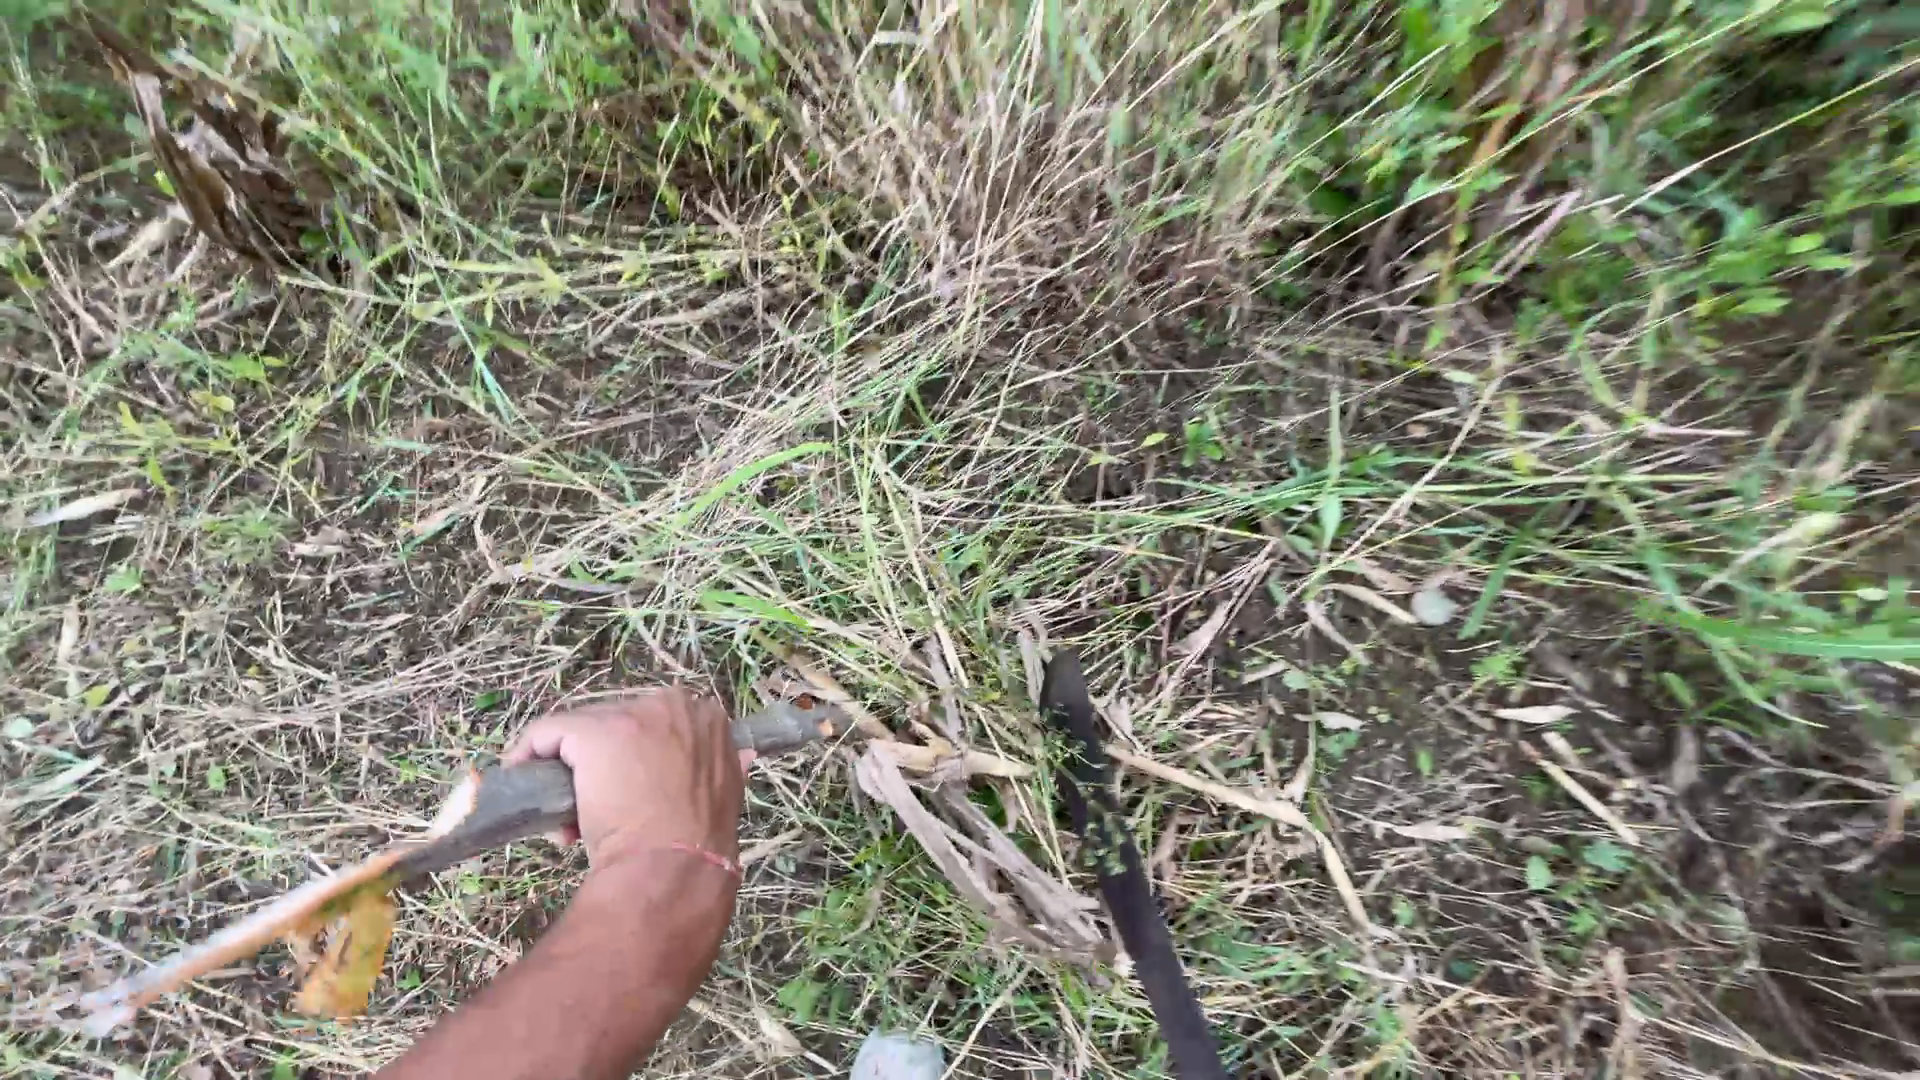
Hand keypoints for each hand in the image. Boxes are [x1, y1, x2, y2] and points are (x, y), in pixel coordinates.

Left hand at [503, 688, 749, 870]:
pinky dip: (529, 756)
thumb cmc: (701, 838)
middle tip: (596, 814)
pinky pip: (548, 733)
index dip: (639, 759)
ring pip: (583, 730)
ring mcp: (634, 715)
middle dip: (603, 766)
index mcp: (711, 717)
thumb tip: (744, 755)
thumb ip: (726, 767)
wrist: (676, 863)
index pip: (657, 724)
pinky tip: (526, 784)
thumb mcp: (726, 792)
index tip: (631, 795)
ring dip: (572, 771)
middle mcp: (675, 704)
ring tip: (574, 822)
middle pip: (618, 723)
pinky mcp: (595, 731)